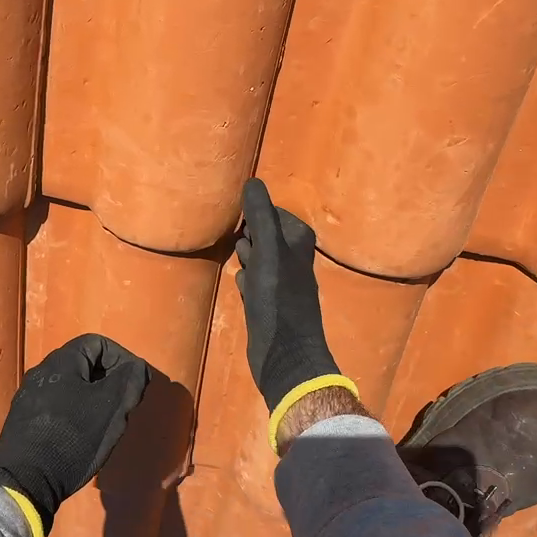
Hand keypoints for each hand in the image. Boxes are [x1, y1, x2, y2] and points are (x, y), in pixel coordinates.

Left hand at [0, 334, 148, 532]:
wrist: (26, 480)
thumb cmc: (72, 438)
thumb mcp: (111, 408)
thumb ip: (129, 382)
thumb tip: (138, 367)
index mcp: (61, 361)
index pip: (97, 343)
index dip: (121, 358)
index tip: (134, 383)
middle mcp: (41, 371)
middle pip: (83, 364)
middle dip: (108, 379)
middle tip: (123, 404)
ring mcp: (29, 395)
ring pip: (70, 386)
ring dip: (91, 398)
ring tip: (105, 422)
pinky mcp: (23, 418)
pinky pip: (56, 404)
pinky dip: (75, 412)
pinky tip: (80, 436)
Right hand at [236, 178, 342, 413]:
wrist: (285, 355)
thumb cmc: (279, 300)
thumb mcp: (269, 252)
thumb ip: (261, 217)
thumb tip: (253, 182)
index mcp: (299, 242)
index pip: (273, 213)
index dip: (255, 216)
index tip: (240, 222)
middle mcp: (293, 260)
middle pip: (263, 234)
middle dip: (248, 236)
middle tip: (238, 242)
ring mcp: (281, 283)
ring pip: (257, 257)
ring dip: (245, 256)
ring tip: (238, 261)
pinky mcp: (269, 303)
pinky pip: (253, 280)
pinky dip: (245, 278)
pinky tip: (240, 283)